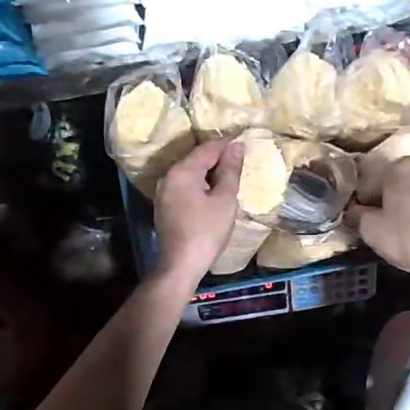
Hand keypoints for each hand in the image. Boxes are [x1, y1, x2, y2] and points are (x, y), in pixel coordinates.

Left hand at [152, 138, 242, 285]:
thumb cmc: (206, 232)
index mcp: (182, 171)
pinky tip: (213, 194)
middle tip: (240, 163)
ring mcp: (163, 192)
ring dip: (209, 173)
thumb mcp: (225, 200)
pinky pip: (184, 186)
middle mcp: (168, 176)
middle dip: (218, 158)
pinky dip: (200, 185)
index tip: (245, 145)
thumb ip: (230, 171)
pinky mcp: (164, 206)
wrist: (180, 265)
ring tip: (230, 178)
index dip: (228, 145)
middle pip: (196, 159)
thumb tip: (236, 146)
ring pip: (189, 173)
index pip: (208, 148)